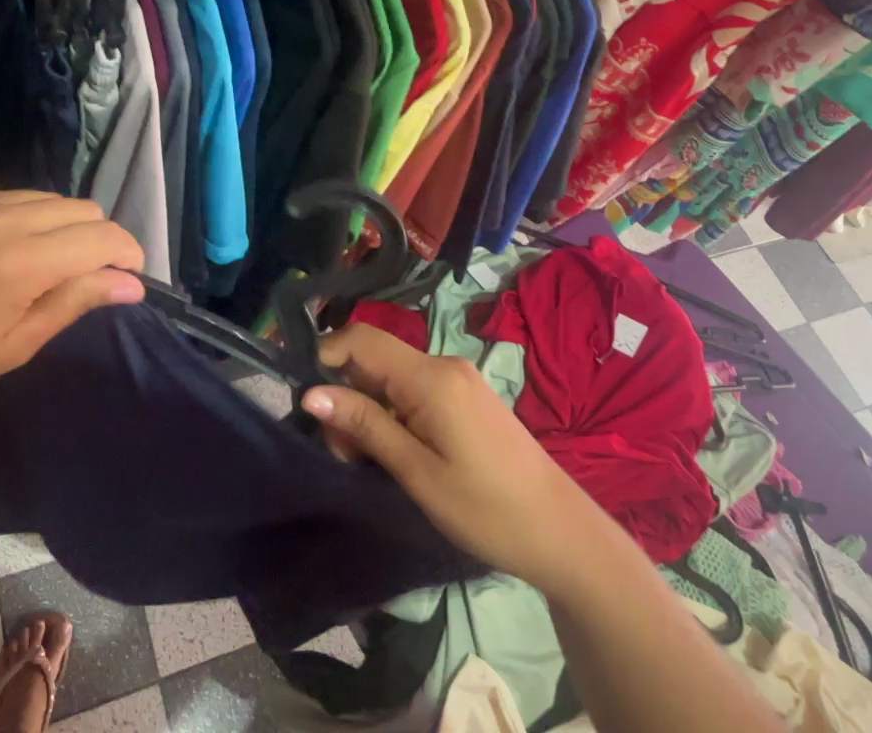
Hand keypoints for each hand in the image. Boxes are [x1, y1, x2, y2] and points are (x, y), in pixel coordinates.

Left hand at [0, 191, 144, 419]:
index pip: (103, 236)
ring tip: (41, 261)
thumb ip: (77, 301)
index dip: (128, 253)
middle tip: (85, 274)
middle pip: (80, 207)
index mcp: (24, 261)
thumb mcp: (18, 343)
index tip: (127, 276)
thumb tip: (131, 283)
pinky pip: (2, 195)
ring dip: (59, 224)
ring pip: (43, 197)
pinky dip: (18, 217)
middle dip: (97, 238)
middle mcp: (2, 218)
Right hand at [301, 323, 575, 581]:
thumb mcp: (417, 472)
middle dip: (346, 398)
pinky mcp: (465, 399)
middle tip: (347, 456)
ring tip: (372, 464)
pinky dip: (392, 417)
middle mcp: (443, 366)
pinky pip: (412, 392)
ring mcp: (458, 381)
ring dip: (368, 413)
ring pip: (389, 379)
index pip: (360, 338)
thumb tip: (311, 393)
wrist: (561, 533)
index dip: (325, 359)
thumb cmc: (487, 508)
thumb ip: (365, 425)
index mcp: (431, 377)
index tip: (310, 408)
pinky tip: (398, 456)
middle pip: (372, 360)